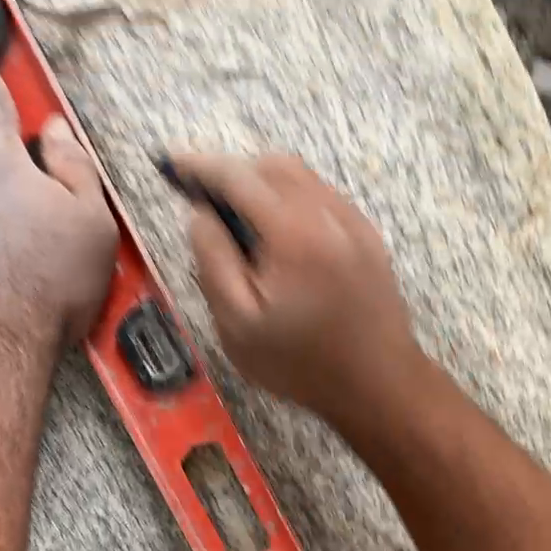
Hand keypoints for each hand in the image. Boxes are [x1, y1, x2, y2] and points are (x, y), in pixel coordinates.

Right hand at [168, 154, 425, 421]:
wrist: (378, 385)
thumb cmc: (299, 363)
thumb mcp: (237, 323)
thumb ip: (213, 260)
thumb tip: (200, 214)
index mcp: (292, 229)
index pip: (237, 176)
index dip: (200, 167)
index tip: (172, 166)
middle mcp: (328, 211)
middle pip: (273, 167)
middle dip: (234, 174)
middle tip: (207, 205)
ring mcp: (354, 222)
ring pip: (303, 180)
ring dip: (265, 188)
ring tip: (243, 228)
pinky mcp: (369, 239)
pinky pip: (324, 202)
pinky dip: (294, 204)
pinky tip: (283, 242)